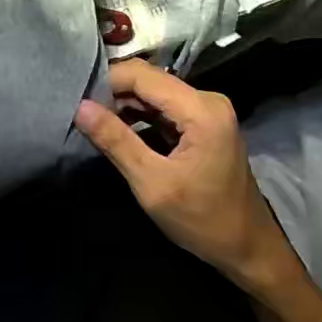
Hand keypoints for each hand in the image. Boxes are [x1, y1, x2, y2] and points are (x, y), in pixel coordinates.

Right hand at [74, 59, 302, 296]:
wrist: (246, 246)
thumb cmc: (201, 219)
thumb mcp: (152, 183)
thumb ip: (115, 141)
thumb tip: (79, 107)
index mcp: (201, 109)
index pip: (143, 75)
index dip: (106, 82)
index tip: (75, 100)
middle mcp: (208, 99)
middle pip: (150, 81)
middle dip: (113, 93)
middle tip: (80, 113)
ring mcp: (208, 111)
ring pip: (155, 94)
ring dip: (124, 105)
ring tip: (93, 121)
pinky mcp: (204, 123)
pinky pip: (165, 109)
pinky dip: (140, 116)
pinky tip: (117, 129)